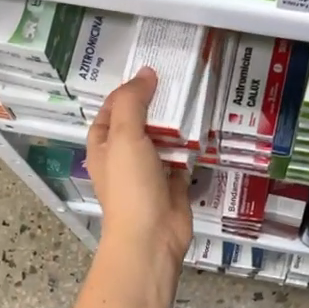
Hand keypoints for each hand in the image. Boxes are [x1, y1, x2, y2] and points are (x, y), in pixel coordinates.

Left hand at [87, 67, 191, 262]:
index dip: (128, 90)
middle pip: (140, 122)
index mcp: (103, 147)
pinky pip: (182, 159)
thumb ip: (132, 101)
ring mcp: (149, 173)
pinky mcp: (173, 185)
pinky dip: (191, 147)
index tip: (152, 71)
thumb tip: (146, 73)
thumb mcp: (124, 135)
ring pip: (163, 140)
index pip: (112, 109)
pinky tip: (204, 128)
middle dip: (157, 104)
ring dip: (177, 124)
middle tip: (181, 78)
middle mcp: (124, 158)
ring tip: (196, 96)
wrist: (151, 236)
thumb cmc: (130, 186)